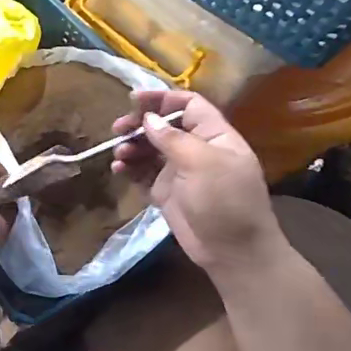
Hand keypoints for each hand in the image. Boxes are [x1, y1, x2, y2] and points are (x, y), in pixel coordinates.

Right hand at [112, 91, 282, 275]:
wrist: (232, 251)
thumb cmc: (224, 201)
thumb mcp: (202, 163)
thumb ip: (173, 139)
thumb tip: (148, 119)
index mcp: (214, 135)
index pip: (188, 105)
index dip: (162, 99)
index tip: (134, 100)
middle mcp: (196, 149)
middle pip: (164, 126)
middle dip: (140, 124)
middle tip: (117, 130)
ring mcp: (181, 172)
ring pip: (151, 150)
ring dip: (132, 147)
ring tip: (119, 154)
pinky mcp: (167, 194)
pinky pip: (144, 175)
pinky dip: (130, 169)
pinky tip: (118, 169)